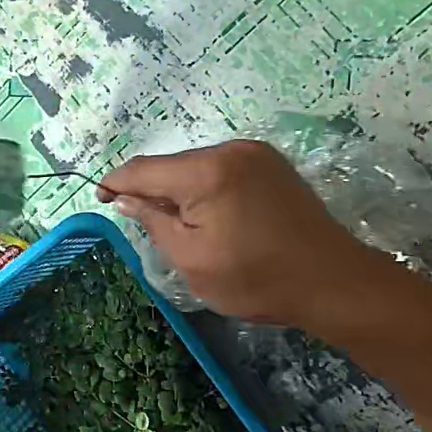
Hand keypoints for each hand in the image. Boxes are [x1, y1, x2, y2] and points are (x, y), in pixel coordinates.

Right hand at [97, 140, 394, 328]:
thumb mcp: (192, 260)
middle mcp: (231, 149)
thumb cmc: (256, 279)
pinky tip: (214, 216)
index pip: (144, 169)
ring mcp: (256, 153)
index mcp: (207, 171)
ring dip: (181, 190)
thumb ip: (153, 221)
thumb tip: (124, 197)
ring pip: (197, 166)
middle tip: (147, 225)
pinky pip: (223, 169)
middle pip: (172, 165)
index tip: (99, 198)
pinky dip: (207, 188)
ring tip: (186, 227)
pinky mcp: (273, 164)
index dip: (116, 182)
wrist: (332, 281)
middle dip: (153, 190)